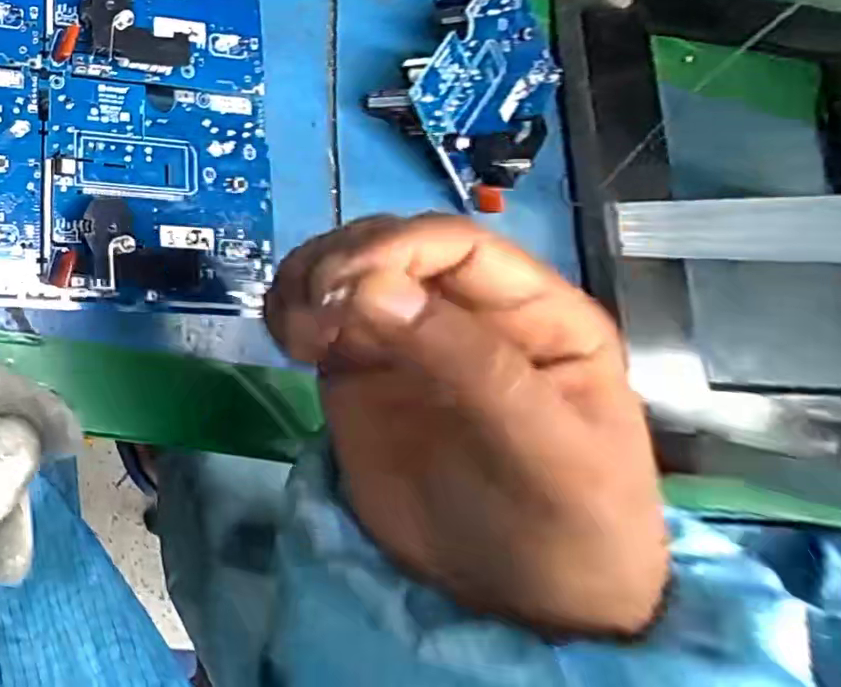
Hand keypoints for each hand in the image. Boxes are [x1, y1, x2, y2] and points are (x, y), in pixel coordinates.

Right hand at [266, 215, 667, 636]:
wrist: (502, 598)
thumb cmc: (556, 527)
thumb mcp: (541, 451)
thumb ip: (466, 361)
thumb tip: (367, 285)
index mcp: (531, 312)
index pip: (448, 242)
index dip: (388, 250)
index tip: (339, 291)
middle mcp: (458, 306)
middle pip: (378, 243)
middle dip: (332, 267)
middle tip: (310, 325)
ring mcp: (398, 329)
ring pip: (333, 264)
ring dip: (300, 284)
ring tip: (297, 341)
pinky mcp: (349, 356)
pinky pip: (305, 305)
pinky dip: (283, 309)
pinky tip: (290, 344)